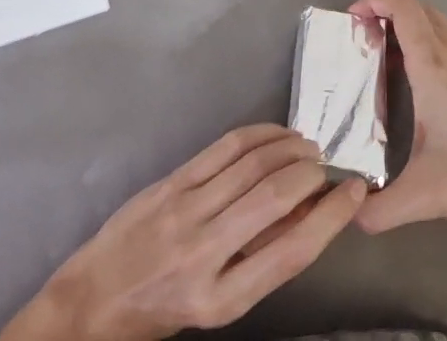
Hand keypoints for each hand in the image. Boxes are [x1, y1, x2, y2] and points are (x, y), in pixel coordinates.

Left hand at [1, 125, 364, 340]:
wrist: (91, 301)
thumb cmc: (161, 311)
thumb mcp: (217, 304)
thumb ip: (261, 260)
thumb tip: (310, 212)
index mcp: (221, 298)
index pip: (292, 251)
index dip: (331, 217)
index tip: (355, 192)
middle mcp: (203, 252)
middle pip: (274, 198)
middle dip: (311, 173)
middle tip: (328, 166)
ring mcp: (183, 211)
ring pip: (251, 165)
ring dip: (289, 148)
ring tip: (308, 147)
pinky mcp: (169, 184)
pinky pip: (223, 149)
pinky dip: (259, 136)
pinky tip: (277, 135)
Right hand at [348, 0, 446, 232]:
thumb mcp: (428, 196)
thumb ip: (383, 210)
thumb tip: (350, 216)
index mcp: (435, 67)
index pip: (403, 9)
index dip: (374, 0)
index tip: (348, 17)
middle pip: (418, 8)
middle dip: (385, 11)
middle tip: (358, 39)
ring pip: (436, 25)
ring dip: (406, 28)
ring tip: (378, 60)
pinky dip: (424, 47)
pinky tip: (414, 86)